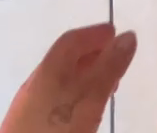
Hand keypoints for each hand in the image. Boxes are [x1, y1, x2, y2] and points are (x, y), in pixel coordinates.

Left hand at [0, 24, 135, 132]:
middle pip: (64, 60)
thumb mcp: (89, 99)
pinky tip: (83, 112)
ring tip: (106, 88)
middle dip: (92, 55)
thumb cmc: (56, 132)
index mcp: (47, 72)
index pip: (70, 41)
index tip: (116, 33)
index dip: (94, 34)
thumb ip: (108, 68)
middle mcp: (34, 85)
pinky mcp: (28, 128)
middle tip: (116, 59)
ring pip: (60, 83)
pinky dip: (74, 97)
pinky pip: (55, 101)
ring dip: (85, 78)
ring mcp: (28, 110)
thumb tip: (128, 36)